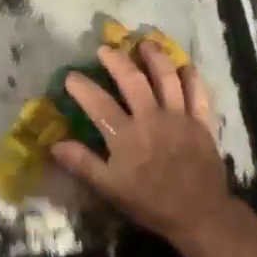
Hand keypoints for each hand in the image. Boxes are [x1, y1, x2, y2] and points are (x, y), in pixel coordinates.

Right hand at [50, 42, 239, 245]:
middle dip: (116, 61)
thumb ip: (83, 164)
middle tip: (105, 49)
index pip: (98, 103)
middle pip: (133, 80)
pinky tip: (184, 66)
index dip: (81, 87)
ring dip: (155, 57)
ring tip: (144, 43)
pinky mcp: (201, 122)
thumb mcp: (109, 188)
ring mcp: (179, 117)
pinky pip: (198, 93)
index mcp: (126, 135)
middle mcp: (152, 118)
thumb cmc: (149, 202)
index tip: (70, 76)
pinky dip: (191, 77)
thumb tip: (54, 144)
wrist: (198, 213)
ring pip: (167, 78)